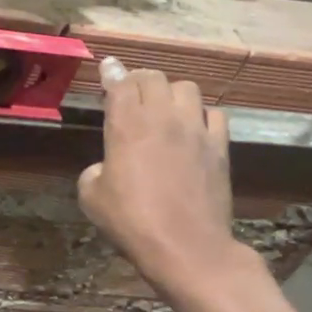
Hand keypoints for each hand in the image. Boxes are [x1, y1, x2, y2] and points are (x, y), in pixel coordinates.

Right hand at [77, 57, 251, 302]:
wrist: (185, 245)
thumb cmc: (130, 222)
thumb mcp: (91, 197)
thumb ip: (95, 170)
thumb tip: (107, 166)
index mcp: (126, 127)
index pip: (120, 84)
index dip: (111, 73)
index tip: (108, 66)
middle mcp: (163, 118)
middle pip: (153, 78)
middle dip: (138, 80)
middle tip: (130, 91)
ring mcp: (196, 129)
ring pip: (186, 88)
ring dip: (170, 92)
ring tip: (163, 107)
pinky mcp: (220, 146)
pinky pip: (212, 113)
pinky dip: (199, 114)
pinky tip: (191, 128)